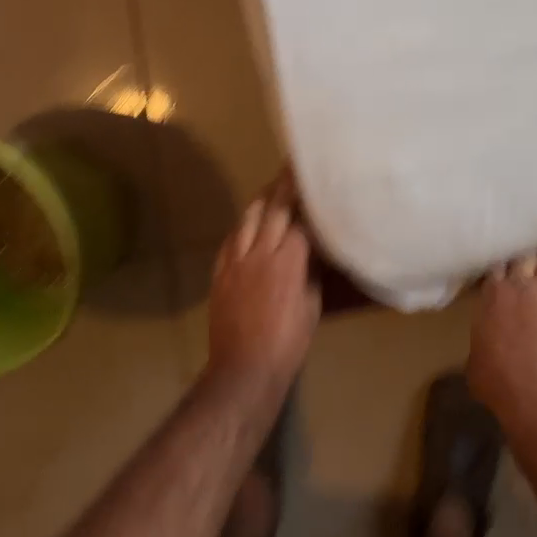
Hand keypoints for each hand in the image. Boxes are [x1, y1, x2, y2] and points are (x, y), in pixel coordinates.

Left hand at [207, 184, 320, 395]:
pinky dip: (243, 226)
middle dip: (285, 185)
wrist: (243, 370)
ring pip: (249, 218)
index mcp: (288, 262)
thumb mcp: (312, 306)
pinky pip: (231, 239)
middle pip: (274, 209)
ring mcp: (236, 262)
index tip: (316, 182)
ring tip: (272, 186)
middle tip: (293, 166)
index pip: (300, 220)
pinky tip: (249, 222)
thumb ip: (311, 271)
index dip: (309, 200)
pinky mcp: (220, 273)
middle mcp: (260, 253)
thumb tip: (312, 249)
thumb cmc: (288, 343)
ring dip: (262, 199)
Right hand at [468, 247, 536, 421]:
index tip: (503, 259)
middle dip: (525, 250)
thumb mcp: (475, 362)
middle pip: (522, 254)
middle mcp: (517, 284)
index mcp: (491, 296)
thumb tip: (482, 343)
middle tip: (528, 244)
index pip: (495, 265)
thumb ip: (479, 341)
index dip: (500, 261)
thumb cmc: (500, 381)